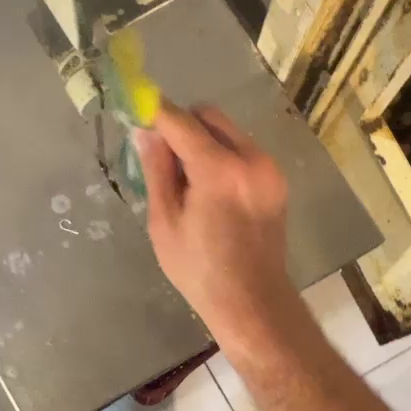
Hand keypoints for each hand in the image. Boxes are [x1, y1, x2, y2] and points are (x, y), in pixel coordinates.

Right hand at [135, 103, 301, 343]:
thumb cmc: (200, 271)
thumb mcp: (165, 223)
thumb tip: (145, 133)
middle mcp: (250, 159)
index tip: (135, 108)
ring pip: (228, 131)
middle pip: (209, 116)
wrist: (252, 301)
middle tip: (161, 155)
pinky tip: (209, 190)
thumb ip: (156, 172)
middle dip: (182, 125)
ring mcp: (268, 168)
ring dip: (202, 141)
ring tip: (186, 180)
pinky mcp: (276, 180)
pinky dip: (222, 156)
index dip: (155, 112)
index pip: (181, 122)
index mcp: (219, 171)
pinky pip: (242, 150)